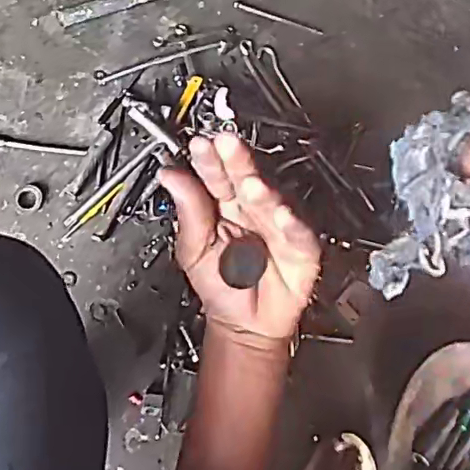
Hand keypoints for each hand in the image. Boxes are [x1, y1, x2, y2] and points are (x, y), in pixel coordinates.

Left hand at [158, 133, 320, 356]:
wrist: (244, 325)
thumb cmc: (220, 286)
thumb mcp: (193, 251)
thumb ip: (188, 213)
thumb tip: (170, 176)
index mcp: (223, 206)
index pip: (215, 175)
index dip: (208, 160)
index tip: (199, 145)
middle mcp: (251, 210)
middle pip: (244, 179)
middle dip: (236, 161)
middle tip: (226, 144)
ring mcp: (275, 226)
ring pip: (270, 202)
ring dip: (261, 191)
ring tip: (250, 182)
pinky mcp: (299, 249)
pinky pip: (296, 235)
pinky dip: (290, 226)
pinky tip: (281, 217)